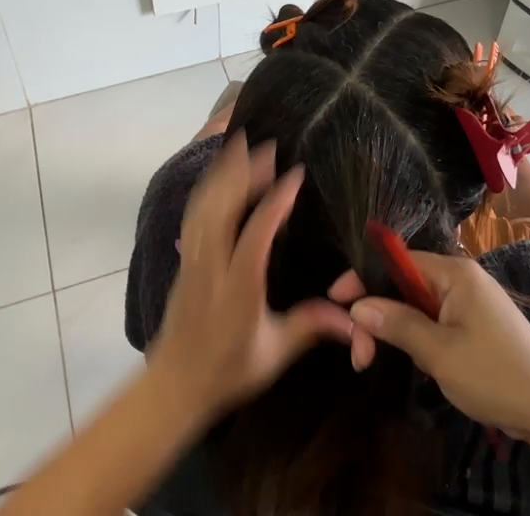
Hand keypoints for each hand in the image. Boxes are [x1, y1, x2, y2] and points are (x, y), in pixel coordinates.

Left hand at [147, 133, 353, 421]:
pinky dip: (205, 187)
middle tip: (267, 145)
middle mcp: (211, 266)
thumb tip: (355, 319)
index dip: (275, 202)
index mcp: (237, 287)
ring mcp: (192, 260)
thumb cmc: (228, 370)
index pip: (256, 235)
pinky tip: (217, 174)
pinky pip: (192, 214)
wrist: (174, 384)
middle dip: (243, 172)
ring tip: (240, 145)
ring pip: (204, 205)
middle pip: (222, 207)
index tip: (294, 174)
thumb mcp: (274, 352)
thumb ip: (311, 326)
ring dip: (222, 173)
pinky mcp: (183, 259)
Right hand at [332, 251, 529, 438]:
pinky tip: (412, 362)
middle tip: (359, 356)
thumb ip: (396, 323)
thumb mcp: (437, 352)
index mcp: (455, 273)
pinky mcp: (476, 325)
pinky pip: (434, 320)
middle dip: (377, 315)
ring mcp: (470, 302)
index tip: (335, 302)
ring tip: (376, 362)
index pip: (397, 261)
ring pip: (416, 306)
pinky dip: (416, 338)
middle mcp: (461, 279)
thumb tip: (358, 304)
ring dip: (394, 330)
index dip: (363, 279)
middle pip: (403, 285)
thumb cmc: (495, 375)